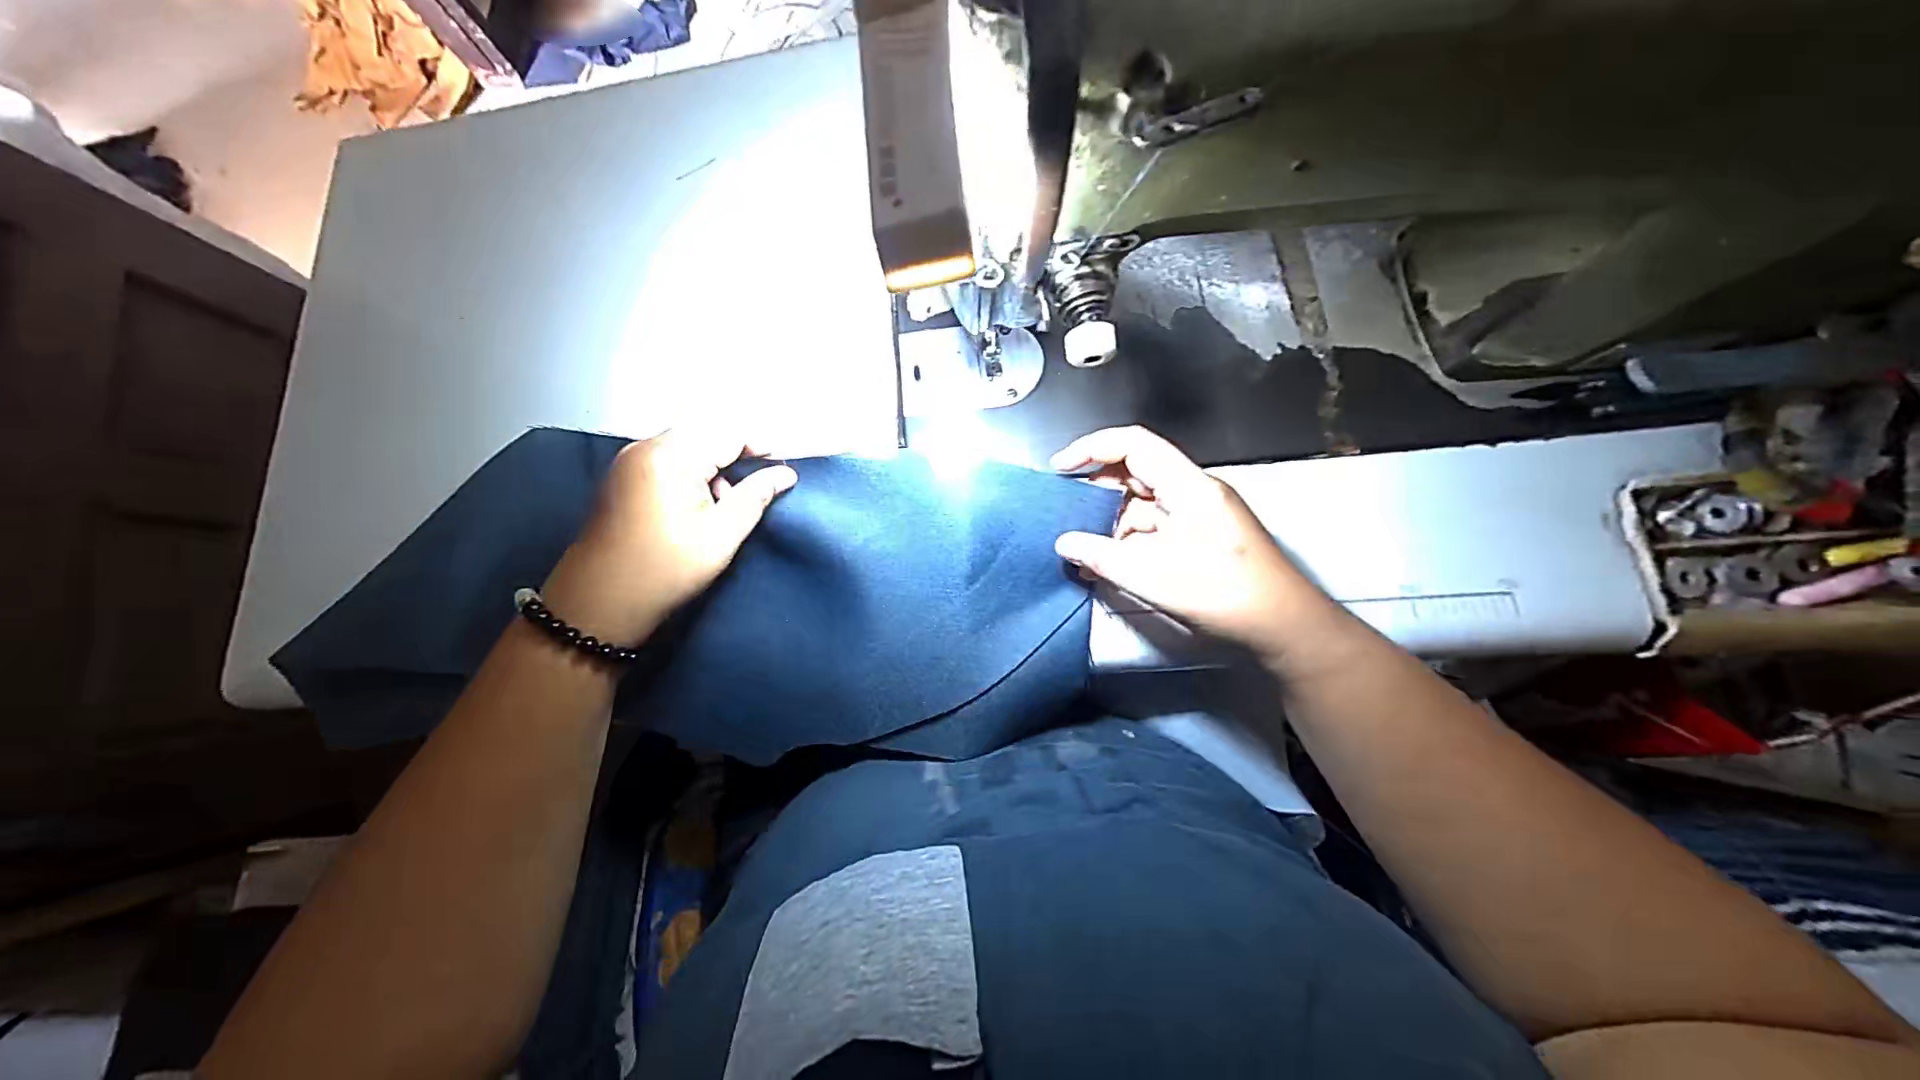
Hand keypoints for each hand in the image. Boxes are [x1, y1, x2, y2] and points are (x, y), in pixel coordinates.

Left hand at [540, 429, 796, 645]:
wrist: (600, 601)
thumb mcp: (722, 535)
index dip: (761, 446)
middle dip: (738, 452)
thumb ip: (756, 496)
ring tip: (729, 499)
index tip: (783, 469)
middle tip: (761, 483)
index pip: (728, 432)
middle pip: (706, 432)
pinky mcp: (625, 475)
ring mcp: (631, 460)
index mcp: (671, 457)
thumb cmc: (666, 569)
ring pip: (688, 444)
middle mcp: (646, 447)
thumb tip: (786, 474)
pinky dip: (693, 470)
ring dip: (715, 462)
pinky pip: (669, 457)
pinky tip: (702, 501)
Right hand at [1051, 426, 1345, 664]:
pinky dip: (1126, 541)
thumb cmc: (1228, 595)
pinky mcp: (1198, 539)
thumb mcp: (1154, 576)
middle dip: (1096, 491)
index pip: (1134, 445)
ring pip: (1141, 504)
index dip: (1092, 449)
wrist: (1283, 627)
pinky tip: (1105, 564)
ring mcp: (1197, 516)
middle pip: (1135, 473)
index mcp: (1189, 487)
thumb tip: (1065, 544)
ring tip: (1081, 550)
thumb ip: (1102, 557)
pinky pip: (1154, 528)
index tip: (1061, 468)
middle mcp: (1193, 493)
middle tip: (1065, 513)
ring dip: (1109, 523)